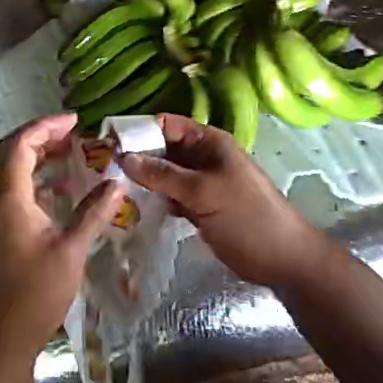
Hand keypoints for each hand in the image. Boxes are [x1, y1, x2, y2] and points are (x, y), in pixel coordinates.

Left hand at [0, 113, 125, 359]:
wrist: (4, 341)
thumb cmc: (36, 293)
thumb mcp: (71, 249)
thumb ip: (94, 212)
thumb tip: (118, 181)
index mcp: (11, 200)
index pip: (21, 146)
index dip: (46, 127)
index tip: (76, 120)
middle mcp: (1, 203)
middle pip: (16, 155)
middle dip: (46, 138)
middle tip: (78, 133)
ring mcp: (2, 219)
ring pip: (19, 175)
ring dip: (45, 160)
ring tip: (77, 155)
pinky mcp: (9, 234)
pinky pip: (24, 194)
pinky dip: (45, 183)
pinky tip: (70, 191)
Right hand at [117, 114, 331, 288]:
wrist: (282, 257)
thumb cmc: (246, 216)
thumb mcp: (203, 192)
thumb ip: (163, 173)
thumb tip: (125, 157)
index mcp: (209, 142)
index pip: (167, 124)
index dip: (139, 131)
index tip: (107, 144)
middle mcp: (203, 157)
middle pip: (163, 148)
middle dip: (137, 157)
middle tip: (101, 171)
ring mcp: (202, 183)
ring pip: (165, 174)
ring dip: (144, 181)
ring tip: (110, 190)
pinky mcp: (200, 207)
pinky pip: (172, 196)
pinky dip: (156, 200)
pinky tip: (133, 209)